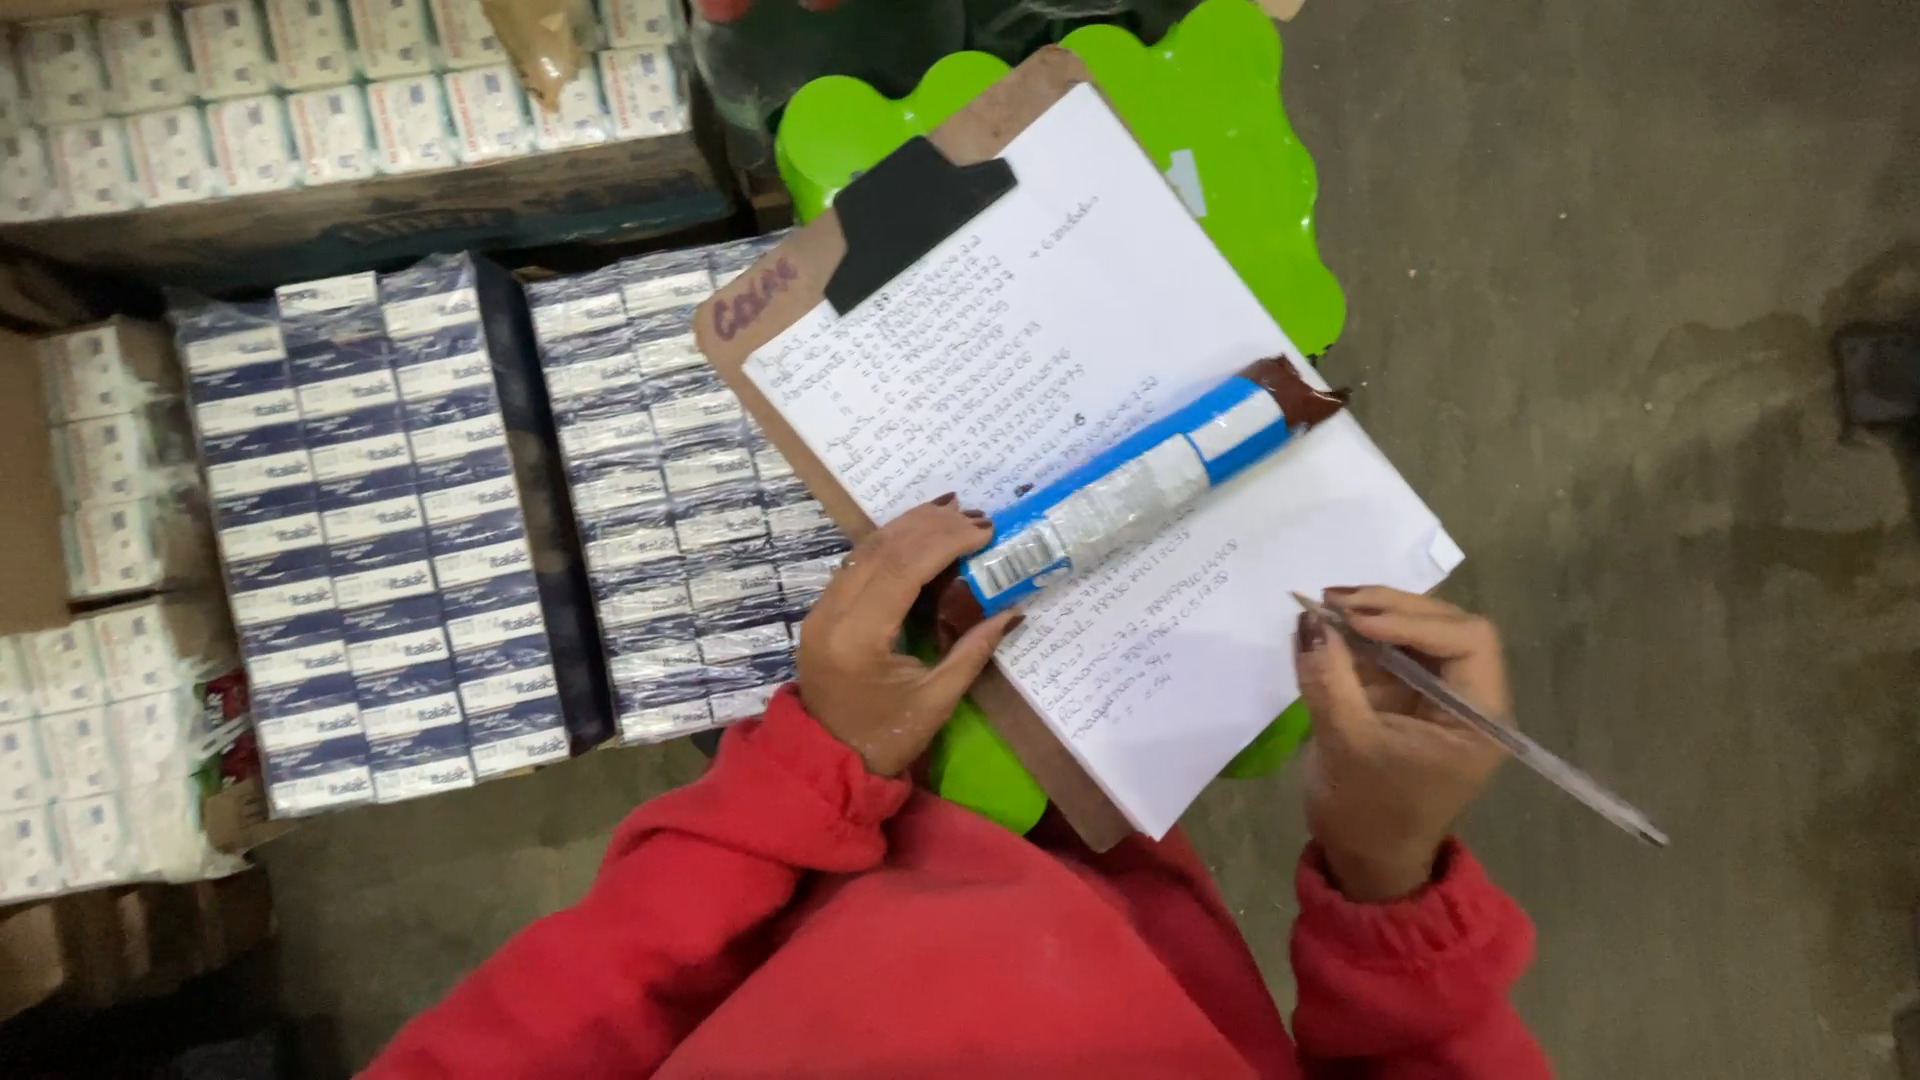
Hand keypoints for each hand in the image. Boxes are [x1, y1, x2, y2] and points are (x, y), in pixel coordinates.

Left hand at [797, 495, 1022, 775]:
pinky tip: (918, 532)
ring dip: (909, 526)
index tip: (984, 530)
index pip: (903, 569)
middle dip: (931, 526)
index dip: (946, 542)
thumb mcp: (937, 701)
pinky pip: (857, 563)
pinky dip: (890, 543)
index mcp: (858, 638)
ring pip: (866, 549)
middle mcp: (831, 614)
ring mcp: (820, 609)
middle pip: (882, 549)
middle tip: (975, 516)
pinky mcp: (822, 610)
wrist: (825, 761)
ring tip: (951, 511)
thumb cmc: (885, 739)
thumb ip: (974, 650)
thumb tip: (1013, 610)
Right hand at [1294, 586, 1510, 901]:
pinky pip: (1381, 650)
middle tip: (1332, 599)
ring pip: (1411, 631)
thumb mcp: (1345, 742)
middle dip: (1389, 607)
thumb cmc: (1368, 811)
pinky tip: (1321, 624)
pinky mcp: (1397, 695)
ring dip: (1368, 613)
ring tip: (1322, 604)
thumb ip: (1328, 677)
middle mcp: (1463, 696)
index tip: (1356, 620)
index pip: (1467, 640)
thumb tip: (1308, 618)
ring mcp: (1428, 693)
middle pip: (1442, 626)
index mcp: (1477, 715)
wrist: (1361, 855)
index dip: (1413, 620)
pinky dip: (1352, 633)